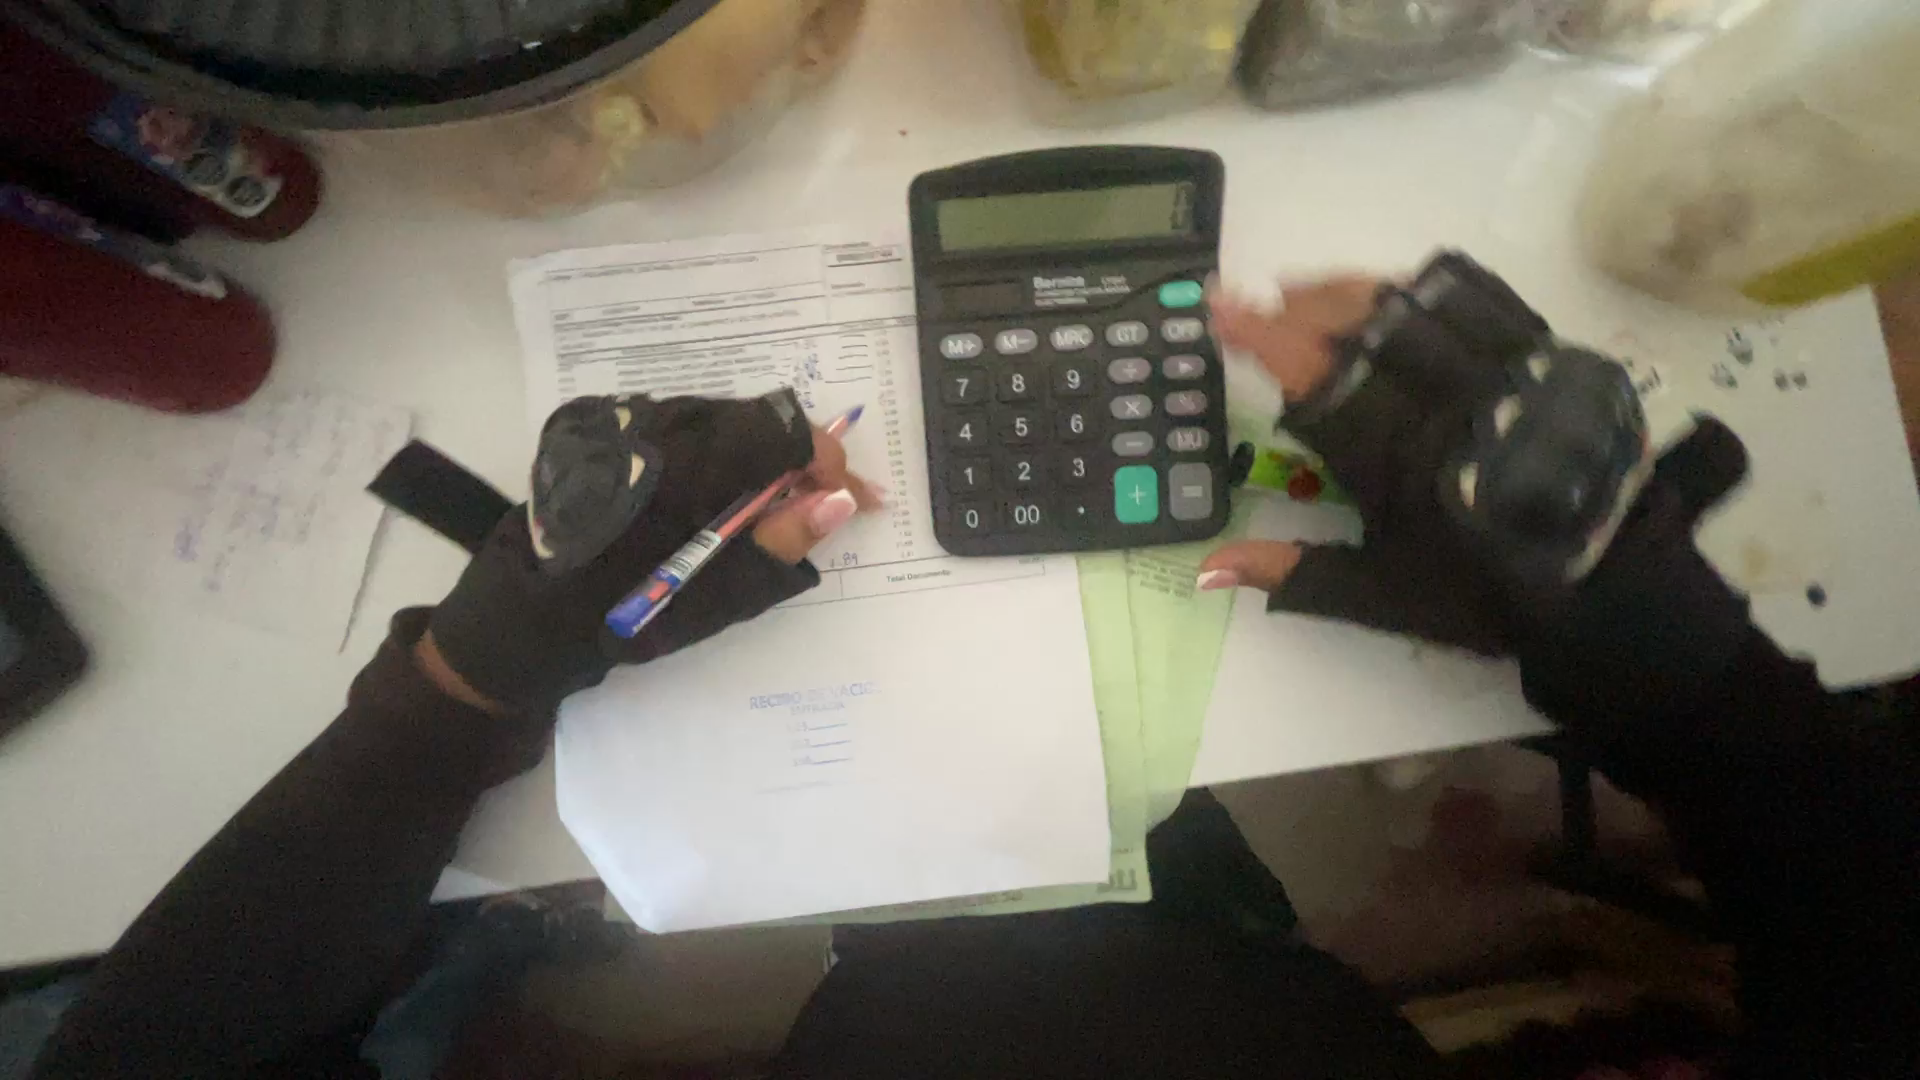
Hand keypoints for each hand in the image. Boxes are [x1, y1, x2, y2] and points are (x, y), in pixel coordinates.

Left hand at [421, 391, 877, 710]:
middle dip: (797, 456)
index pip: (770, 433)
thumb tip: (842, 502)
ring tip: (775, 502)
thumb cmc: (615, 624)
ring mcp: (614, 421)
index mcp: (666, 473)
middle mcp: (638, 428)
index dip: (823, 457)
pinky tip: (723, 492)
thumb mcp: (708, 599)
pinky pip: (687, 422)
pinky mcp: (602, 425)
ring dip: (761, 454)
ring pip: (722, 415)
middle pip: (752, 417)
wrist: (516, 625)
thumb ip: (777, 545)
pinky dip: (723, 452)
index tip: (848, 494)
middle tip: (821, 503)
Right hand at [1198, 275, 1516, 653]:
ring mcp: (1505, 368)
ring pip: (1418, 297)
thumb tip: (1205, 570)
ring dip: (1352, 288)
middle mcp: (1448, 398)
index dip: (1262, 337)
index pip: (1317, 377)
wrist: (1613, 592)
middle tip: (1257, 304)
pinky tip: (1397, 291)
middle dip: (1298, 306)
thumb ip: (1288, 573)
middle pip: (1363, 323)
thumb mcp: (1377, 592)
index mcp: (1398, 456)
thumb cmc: (1482, 592)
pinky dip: (1425, 284)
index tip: (1221, 308)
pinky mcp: (1549, 357)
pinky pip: (1481, 294)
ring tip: (1308, 291)